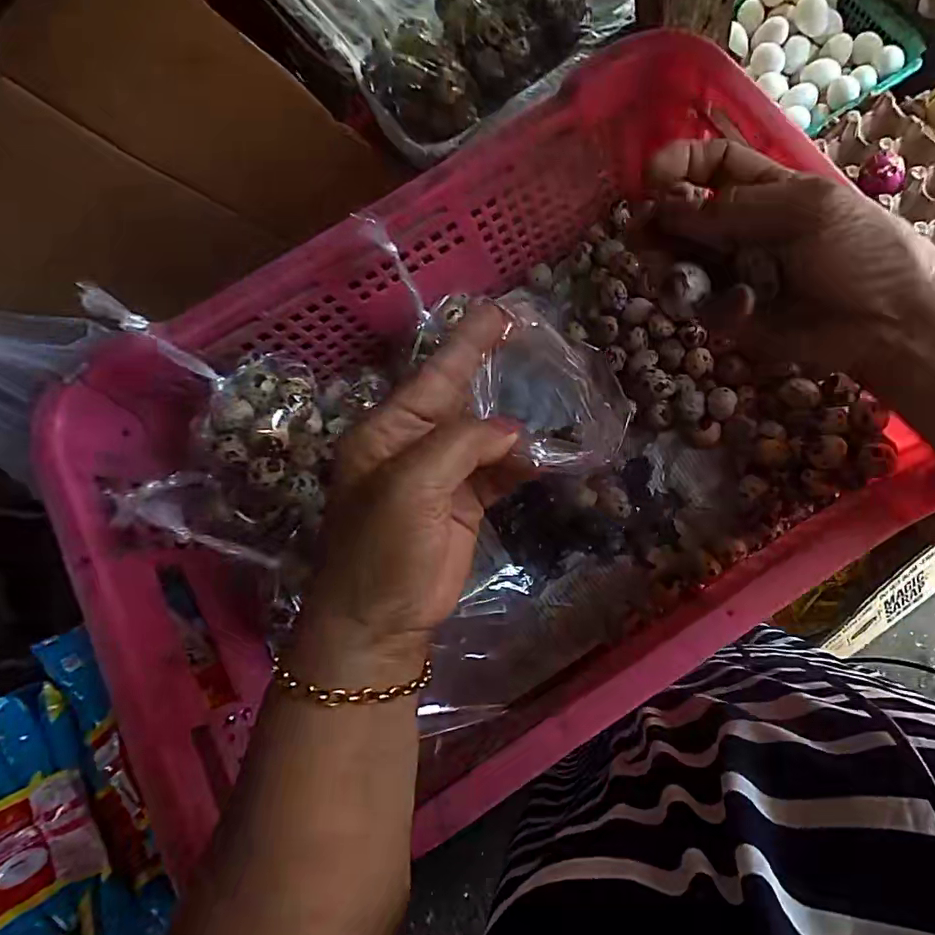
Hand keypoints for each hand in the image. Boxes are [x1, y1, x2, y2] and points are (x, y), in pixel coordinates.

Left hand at [296, 306, 523, 684]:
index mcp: (389, 431)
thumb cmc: (381, 549)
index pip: (435, 375)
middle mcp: (415, 445)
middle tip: (533, 340)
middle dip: (495, 371)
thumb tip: (511, 431)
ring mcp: (441, 476)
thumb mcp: (411, 487)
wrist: (380, 622)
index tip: (500, 311)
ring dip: (517, 425)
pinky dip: (522, 464)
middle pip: (463, 399)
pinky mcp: (464, 505)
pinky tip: (548, 454)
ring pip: (486, 437)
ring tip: (555, 395)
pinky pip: (498, 473)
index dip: (468, 343)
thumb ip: (460, 445)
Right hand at [646, 137, 934, 377]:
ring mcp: (733, 274)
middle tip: (641, 237)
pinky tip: (745, 306)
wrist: (889, 322)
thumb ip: (733, 207)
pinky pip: (703, 308)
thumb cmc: (862, 250)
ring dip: (670, 268)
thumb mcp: (805, 210)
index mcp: (762, 189)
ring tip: (679, 276)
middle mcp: (738, 229)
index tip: (650, 180)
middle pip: (678, 218)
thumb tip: (666, 205)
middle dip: (656, 224)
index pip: (708, 165)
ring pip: (677, 266)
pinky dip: (716, 306)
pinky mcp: (734, 317)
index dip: (676, 165)